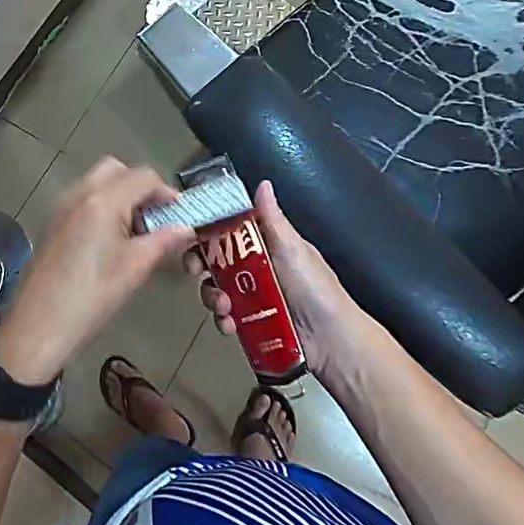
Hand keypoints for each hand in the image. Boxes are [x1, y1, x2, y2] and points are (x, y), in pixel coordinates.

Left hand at [0, 157, 196, 383]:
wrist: (38, 329)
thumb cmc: (91, 297)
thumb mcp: (136, 268)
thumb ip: (164, 240)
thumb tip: (186, 229)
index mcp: (102, 200)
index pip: (143, 176)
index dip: (166, 191)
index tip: (179, 213)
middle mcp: (79, 194)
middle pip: (116, 169)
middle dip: (140, 186)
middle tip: (157, 215)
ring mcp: (61, 207)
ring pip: (97, 182)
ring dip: (121, 194)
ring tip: (136, 230)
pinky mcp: (52, 223)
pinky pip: (83, 199)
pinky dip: (102, 205)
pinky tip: (111, 239)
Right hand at [187, 180, 365, 376]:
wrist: (331, 340)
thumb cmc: (317, 288)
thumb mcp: (292, 248)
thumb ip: (272, 219)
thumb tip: (264, 185)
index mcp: (266, 244)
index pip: (229, 230)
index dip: (207, 231)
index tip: (192, 234)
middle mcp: (256, 268)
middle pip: (215, 260)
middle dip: (200, 265)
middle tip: (195, 270)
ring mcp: (252, 296)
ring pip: (217, 290)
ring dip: (212, 296)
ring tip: (223, 305)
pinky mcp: (250, 322)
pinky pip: (227, 317)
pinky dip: (223, 320)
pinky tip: (230, 323)